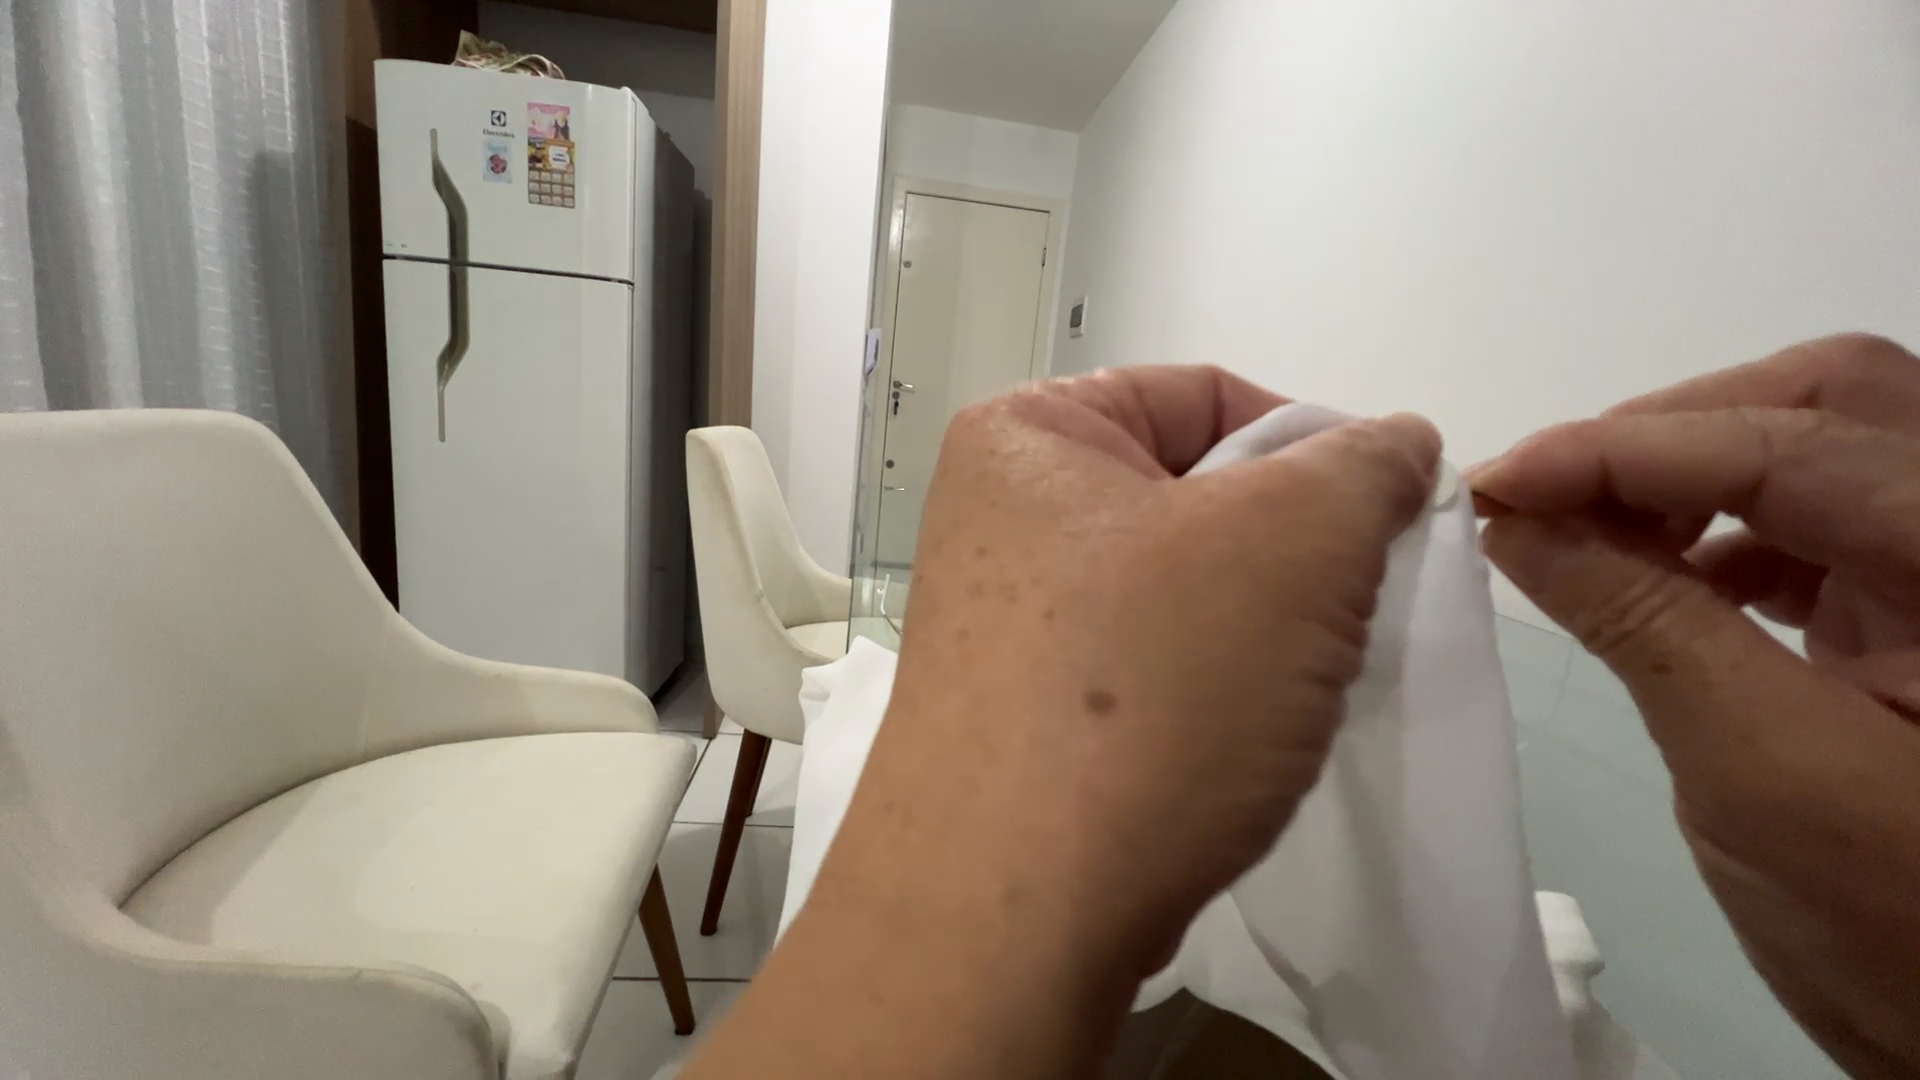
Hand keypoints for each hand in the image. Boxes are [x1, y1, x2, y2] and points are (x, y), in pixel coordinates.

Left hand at [689, 366, 1437, 1079]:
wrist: (1011, 902)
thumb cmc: (1148, 683)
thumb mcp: (1291, 542)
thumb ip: (1362, 467)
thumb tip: (1393, 442)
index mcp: (1023, 434)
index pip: (1200, 396)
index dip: (1308, 447)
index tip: (1376, 522)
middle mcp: (992, 515)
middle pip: (1182, 494)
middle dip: (1280, 548)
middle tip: (1339, 615)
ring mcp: (996, 615)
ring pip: (1166, 583)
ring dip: (1246, 622)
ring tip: (1282, 684)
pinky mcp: (1011, 700)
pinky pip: (1133, 657)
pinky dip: (1195, 679)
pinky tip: (1225, 729)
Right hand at [1470, 334, 1919, 1079]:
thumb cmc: (1911, 932)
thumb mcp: (1758, 766)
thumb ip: (1636, 619)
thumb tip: (1509, 518)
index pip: (1794, 446)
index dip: (1621, 449)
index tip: (1493, 483)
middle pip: (1825, 401)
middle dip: (1656, 437)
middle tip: (1541, 500)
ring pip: (1809, 444)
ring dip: (1670, 474)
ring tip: (1576, 536)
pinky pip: (1802, 513)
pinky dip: (1699, 522)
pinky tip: (1649, 572)